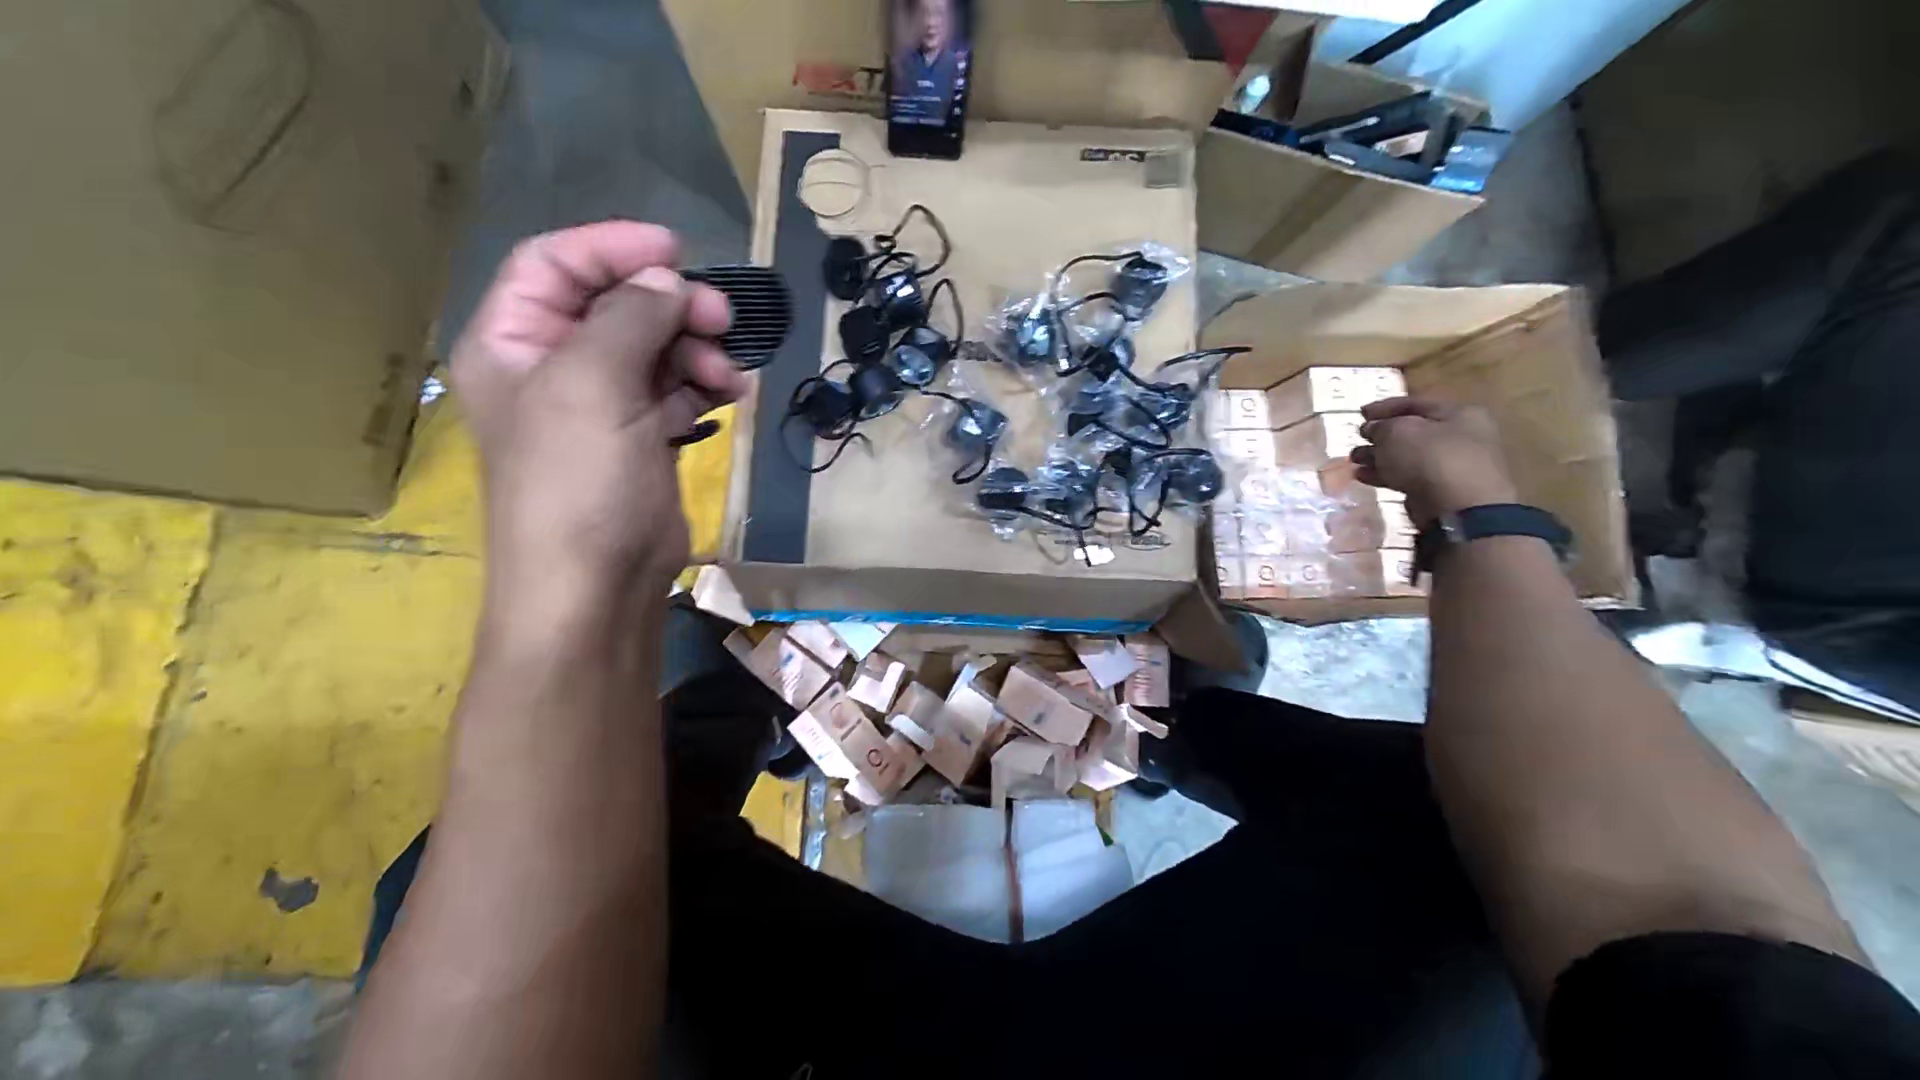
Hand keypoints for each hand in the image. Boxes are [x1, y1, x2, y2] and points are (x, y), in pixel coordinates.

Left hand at [452, 222, 747, 594]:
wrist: (597, 584)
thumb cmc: (577, 481)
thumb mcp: (592, 384)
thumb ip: (628, 316)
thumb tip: (667, 279)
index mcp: (513, 342)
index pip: (555, 265)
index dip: (613, 248)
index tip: (678, 251)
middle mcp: (554, 367)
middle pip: (616, 306)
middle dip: (671, 307)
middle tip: (721, 319)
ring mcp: (601, 407)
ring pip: (654, 349)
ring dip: (696, 350)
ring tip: (728, 373)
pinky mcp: (640, 440)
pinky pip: (675, 392)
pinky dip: (704, 386)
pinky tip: (731, 395)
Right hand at [1349, 397, 1516, 524]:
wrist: (1459, 508)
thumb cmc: (1430, 457)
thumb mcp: (1397, 432)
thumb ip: (1380, 426)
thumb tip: (1372, 429)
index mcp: (1458, 414)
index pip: (1416, 403)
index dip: (1385, 407)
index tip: (1360, 413)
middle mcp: (1460, 436)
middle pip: (1412, 431)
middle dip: (1380, 435)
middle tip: (1357, 439)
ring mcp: (1452, 465)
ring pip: (1408, 456)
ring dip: (1378, 457)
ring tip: (1354, 461)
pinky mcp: (1441, 490)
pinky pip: (1409, 477)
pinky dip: (1386, 475)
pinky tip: (1363, 477)